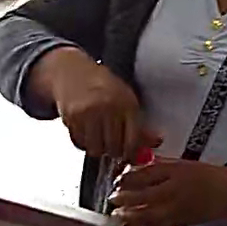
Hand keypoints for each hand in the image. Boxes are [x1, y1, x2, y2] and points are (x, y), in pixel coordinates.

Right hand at [33, 47, 158, 161]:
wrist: (73, 71)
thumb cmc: (103, 86)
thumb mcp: (127, 99)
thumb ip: (140, 124)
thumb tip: (155, 143)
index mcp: (126, 104)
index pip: (132, 141)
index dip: (131, 153)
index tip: (129, 154)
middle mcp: (107, 108)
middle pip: (113, 148)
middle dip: (114, 152)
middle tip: (114, 146)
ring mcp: (88, 113)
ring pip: (95, 149)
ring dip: (98, 148)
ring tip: (100, 138)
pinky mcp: (71, 117)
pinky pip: (79, 143)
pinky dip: (84, 143)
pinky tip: (87, 133)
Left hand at [110, 159, 226, 225]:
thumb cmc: (208, 176)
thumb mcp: (184, 164)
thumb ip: (162, 166)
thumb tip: (140, 166)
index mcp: (175, 171)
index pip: (145, 174)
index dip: (128, 178)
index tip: (118, 180)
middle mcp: (174, 189)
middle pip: (143, 195)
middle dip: (124, 198)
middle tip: (112, 199)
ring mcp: (177, 207)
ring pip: (148, 213)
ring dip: (131, 216)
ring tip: (118, 216)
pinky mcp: (182, 221)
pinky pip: (159, 225)